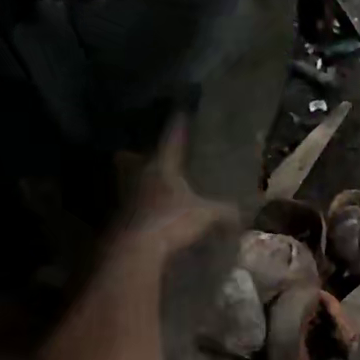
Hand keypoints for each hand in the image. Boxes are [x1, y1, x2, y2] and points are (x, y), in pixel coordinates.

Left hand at [108, 114, 232, 268]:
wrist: (136, 247)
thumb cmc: (171, 221)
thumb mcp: (206, 215)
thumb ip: (224, 212)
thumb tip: (243, 214)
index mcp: (161, 164)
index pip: (171, 138)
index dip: (178, 126)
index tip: (182, 112)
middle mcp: (137, 172)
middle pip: (132, 156)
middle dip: (139, 156)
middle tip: (151, 160)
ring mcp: (123, 193)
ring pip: (126, 179)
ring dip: (135, 181)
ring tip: (149, 188)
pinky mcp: (117, 215)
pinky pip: (126, 204)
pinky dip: (135, 206)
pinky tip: (146, 214)